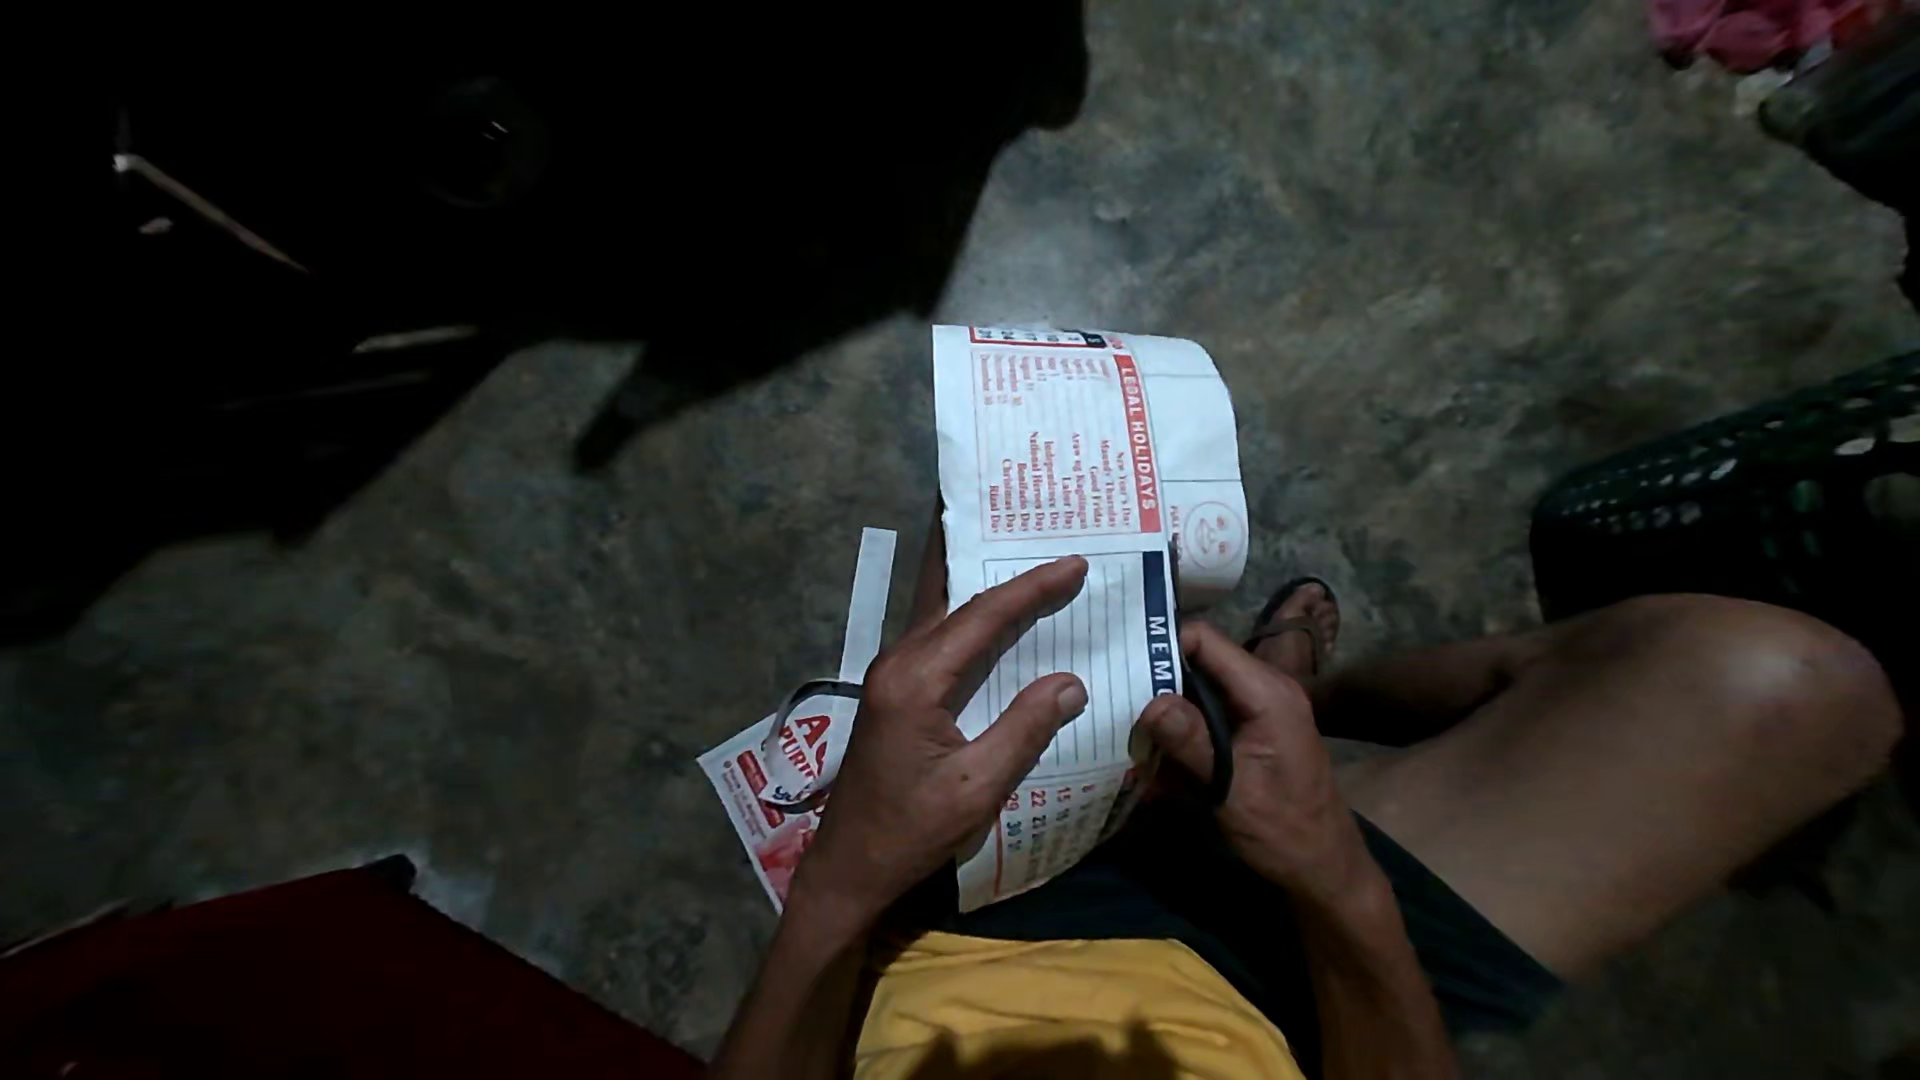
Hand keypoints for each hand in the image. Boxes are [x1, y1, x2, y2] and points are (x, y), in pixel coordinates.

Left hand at [788, 554, 1090, 926]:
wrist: (849, 863)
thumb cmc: (910, 831)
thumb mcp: (977, 788)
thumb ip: (1024, 730)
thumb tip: (1072, 682)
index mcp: (915, 679)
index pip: (983, 617)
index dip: (1032, 588)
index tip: (1074, 565)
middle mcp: (898, 661)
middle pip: (963, 606)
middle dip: (1015, 583)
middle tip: (1060, 564)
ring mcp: (890, 671)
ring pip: (948, 616)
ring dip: (993, 599)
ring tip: (1036, 581)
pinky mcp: (893, 686)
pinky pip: (939, 638)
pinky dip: (974, 624)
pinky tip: (997, 625)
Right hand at [1139, 622, 1377, 905]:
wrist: (1325, 871)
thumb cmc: (1286, 831)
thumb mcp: (1232, 789)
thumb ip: (1191, 742)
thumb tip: (1149, 703)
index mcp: (1266, 692)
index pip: (1204, 640)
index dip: (1162, 645)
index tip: (1123, 667)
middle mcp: (1262, 688)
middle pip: (1195, 661)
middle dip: (1155, 679)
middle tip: (1114, 699)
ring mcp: (1255, 708)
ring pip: (1194, 688)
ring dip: (1162, 709)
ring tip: (1127, 730)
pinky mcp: (1246, 727)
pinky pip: (1202, 712)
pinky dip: (1176, 729)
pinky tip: (1153, 756)